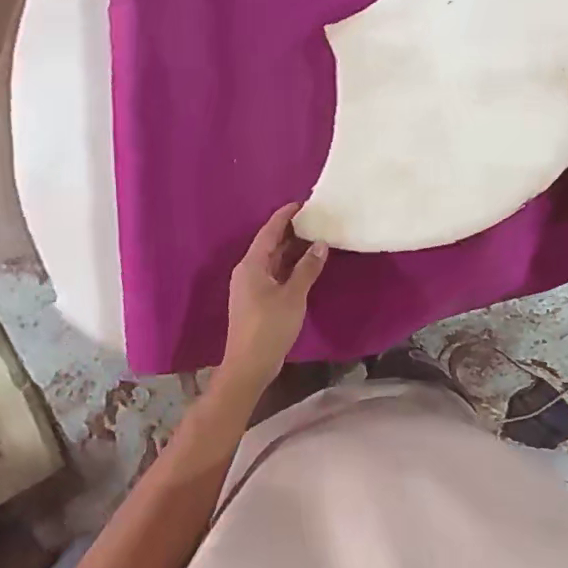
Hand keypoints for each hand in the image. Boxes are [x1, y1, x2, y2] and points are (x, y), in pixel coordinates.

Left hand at [220, 202, 327, 393]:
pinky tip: (306, 266)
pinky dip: (289, 267)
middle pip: (270, 244)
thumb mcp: (292, 296)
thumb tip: (320, 243)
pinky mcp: (256, 300)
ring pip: (273, 260)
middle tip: (315, 219)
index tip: (303, 203)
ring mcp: (250, 286)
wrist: (249, 364)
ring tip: (315, 237)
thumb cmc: (269, 327)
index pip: (269, 231)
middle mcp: (247, 270)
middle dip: (291, 231)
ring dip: (292, 250)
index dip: (285, 215)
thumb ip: (307, 268)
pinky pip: (273, 274)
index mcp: (251, 264)